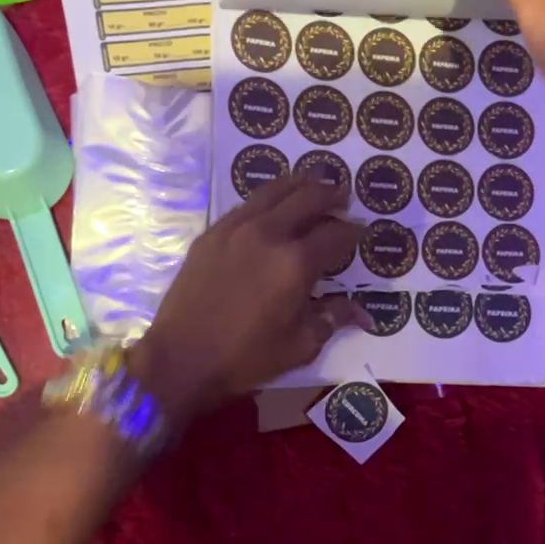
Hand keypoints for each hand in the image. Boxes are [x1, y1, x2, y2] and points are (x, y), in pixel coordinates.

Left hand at [131, 172, 368, 424]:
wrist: (181, 359)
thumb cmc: (246, 358)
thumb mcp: (300, 345)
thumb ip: (333, 318)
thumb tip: (363, 312)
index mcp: (296, 263)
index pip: (336, 235)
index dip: (353, 232)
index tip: (359, 231)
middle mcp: (268, 234)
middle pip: (308, 198)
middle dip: (331, 195)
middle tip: (342, 197)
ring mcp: (235, 228)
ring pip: (275, 190)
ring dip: (300, 185)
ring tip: (313, 185)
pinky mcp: (212, 233)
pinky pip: (247, 203)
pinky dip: (268, 198)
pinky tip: (273, 206)